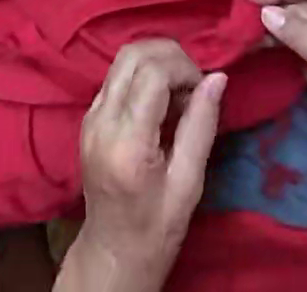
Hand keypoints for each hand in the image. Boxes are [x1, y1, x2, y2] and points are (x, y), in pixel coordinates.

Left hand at [59, 40, 226, 291]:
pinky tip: (160, 99)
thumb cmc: (156, 228)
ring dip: (156, 60)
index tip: (201, 90)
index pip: (152, 72)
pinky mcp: (88, 115)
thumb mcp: (189, 183)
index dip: (184, 68)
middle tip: (192, 85)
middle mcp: (101, 121)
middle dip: (170, 55)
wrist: (112, 252)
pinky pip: (117, 74)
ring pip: (122, 57)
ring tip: (178, 91)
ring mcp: (90, 116)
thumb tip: (218, 77)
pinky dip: (143, 72)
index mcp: (127, 142)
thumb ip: (202, 125)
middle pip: (133, 53)